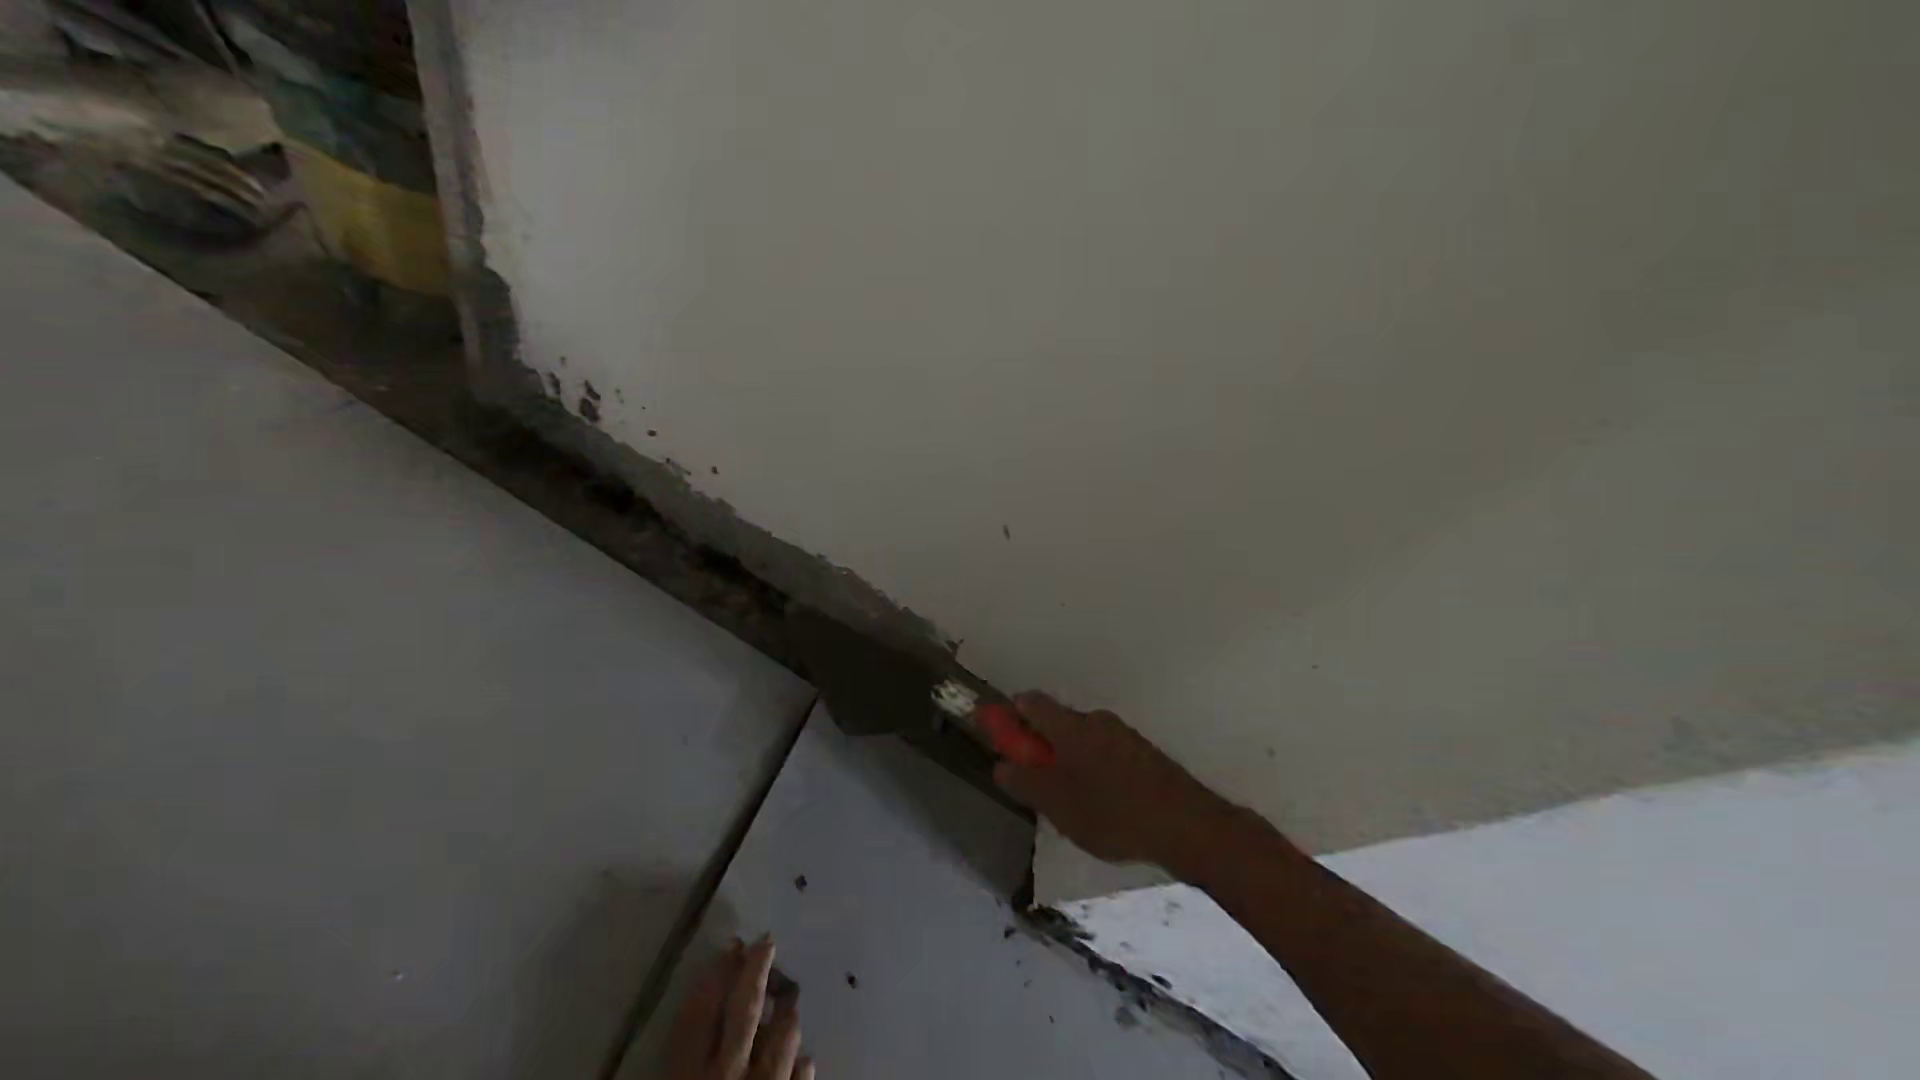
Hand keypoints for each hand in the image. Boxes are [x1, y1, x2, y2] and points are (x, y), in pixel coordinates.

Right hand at [666, 937, 814, 1079]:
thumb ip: (681, 1054)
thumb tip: (699, 1012)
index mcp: (690, 1074)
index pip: (700, 1013)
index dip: (715, 975)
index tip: (731, 945)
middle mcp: (729, 1075)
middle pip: (746, 1011)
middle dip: (756, 972)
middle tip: (766, 941)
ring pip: (783, 1038)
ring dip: (784, 1017)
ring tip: (786, 1003)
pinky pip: (801, 1076)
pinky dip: (799, 1063)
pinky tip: (800, 1058)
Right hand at [986, 692, 1242, 872]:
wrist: (1187, 825)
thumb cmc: (1112, 812)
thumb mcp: (1057, 804)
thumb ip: (1024, 782)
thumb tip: (1002, 766)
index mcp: (1070, 726)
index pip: (1030, 703)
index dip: (1009, 717)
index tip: (1001, 740)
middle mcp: (1096, 721)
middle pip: (1056, 722)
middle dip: (1040, 746)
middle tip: (1035, 783)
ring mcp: (1123, 736)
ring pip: (1082, 740)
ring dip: (1067, 761)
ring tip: (1071, 804)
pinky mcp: (1143, 754)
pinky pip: (1105, 753)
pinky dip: (1093, 770)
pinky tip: (1102, 806)